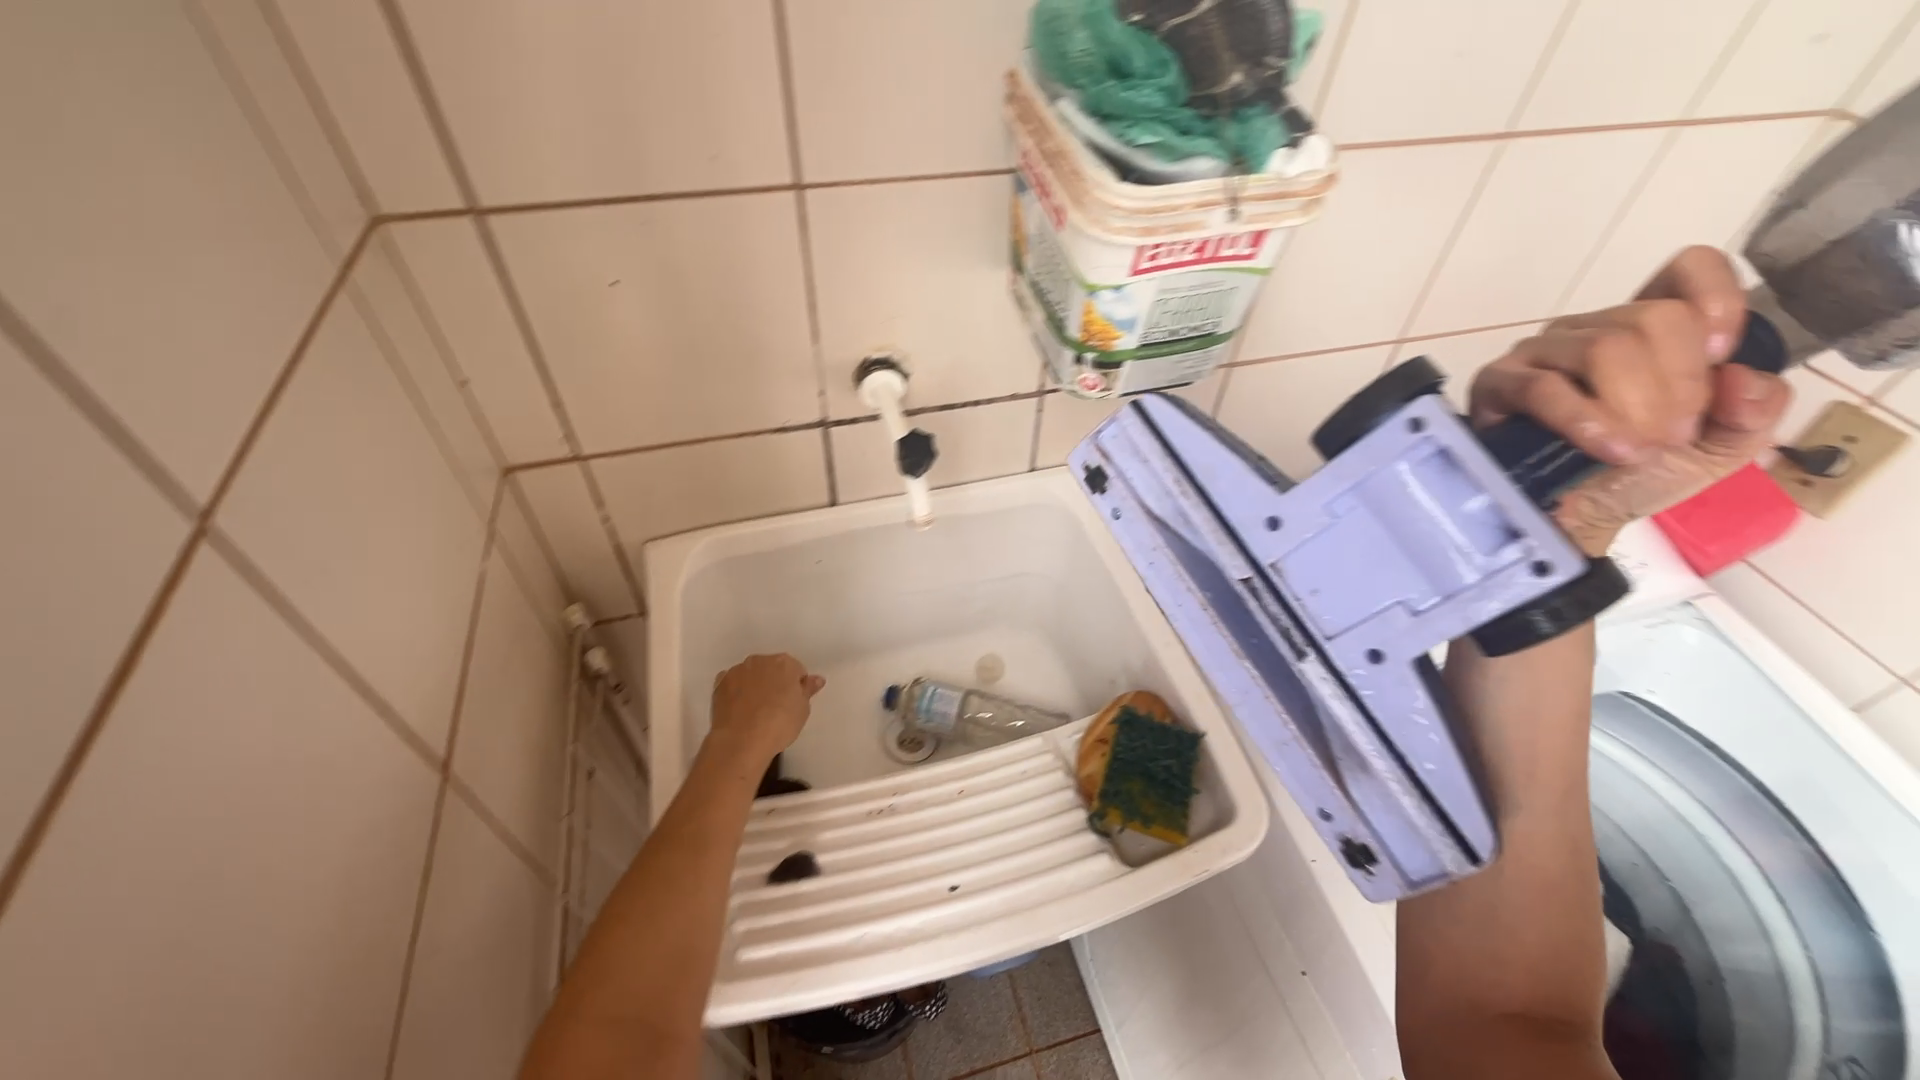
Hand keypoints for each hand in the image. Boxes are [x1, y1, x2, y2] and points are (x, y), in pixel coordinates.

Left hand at [708, 654, 824, 764]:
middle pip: (772, 668)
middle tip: (776, 707)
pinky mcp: (719, 683)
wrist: (741, 740)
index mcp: (785, 663)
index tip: (793, 703)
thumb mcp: (802, 710)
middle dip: (775, 682)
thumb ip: (807, 690)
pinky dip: (736, 691)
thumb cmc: (779, 724)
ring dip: (755, 685)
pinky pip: (732, 683)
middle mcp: (760, 661)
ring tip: (755, 711)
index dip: (796, 687)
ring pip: (751, 674)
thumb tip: (815, 679)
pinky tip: (739, 709)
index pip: (796, 670)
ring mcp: (737, 670)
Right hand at [1468, 246, 1793, 555]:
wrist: (1567, 522)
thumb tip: (1742, 377)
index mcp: (1648, 331)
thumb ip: (1754, 410)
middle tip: (1673, 435)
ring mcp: (1540, 352)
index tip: (1722, 355)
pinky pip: (1543, 386)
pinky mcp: (1496, 383)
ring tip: (1637, 452)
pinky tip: (1608, 449)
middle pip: (1652, 317)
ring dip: (1634, 406)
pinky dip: (1584, 419)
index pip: (1686, 269)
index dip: (1715, 299)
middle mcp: (1593, 328)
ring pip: (1603, 348)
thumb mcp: (1718, 449)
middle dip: (1678, 384)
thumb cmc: (1634, 478)